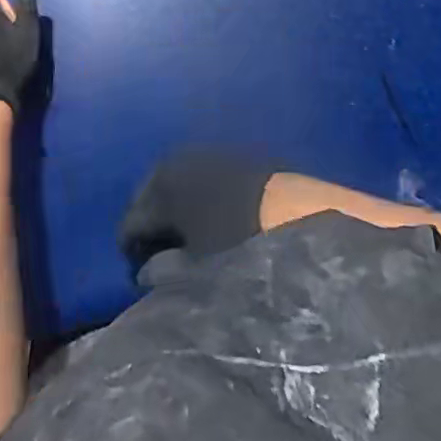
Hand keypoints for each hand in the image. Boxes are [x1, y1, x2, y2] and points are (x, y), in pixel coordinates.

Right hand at [118, 148, 281, 268]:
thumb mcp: (198, 273)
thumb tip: (147, 272)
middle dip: (155, 230)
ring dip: (181, 216)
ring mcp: (209, 158)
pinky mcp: (238, 161)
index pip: (131, 224)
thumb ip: (164, 273)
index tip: (140, 281)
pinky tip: (216, 228)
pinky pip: (207, 187)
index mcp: (159, 187)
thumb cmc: (242, 247)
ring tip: (192, 247)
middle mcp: (177, 163)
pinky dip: (204, 206)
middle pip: (153, 201)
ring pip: (181, 191)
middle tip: (162, 262)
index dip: (133, 255)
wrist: (308, 219)